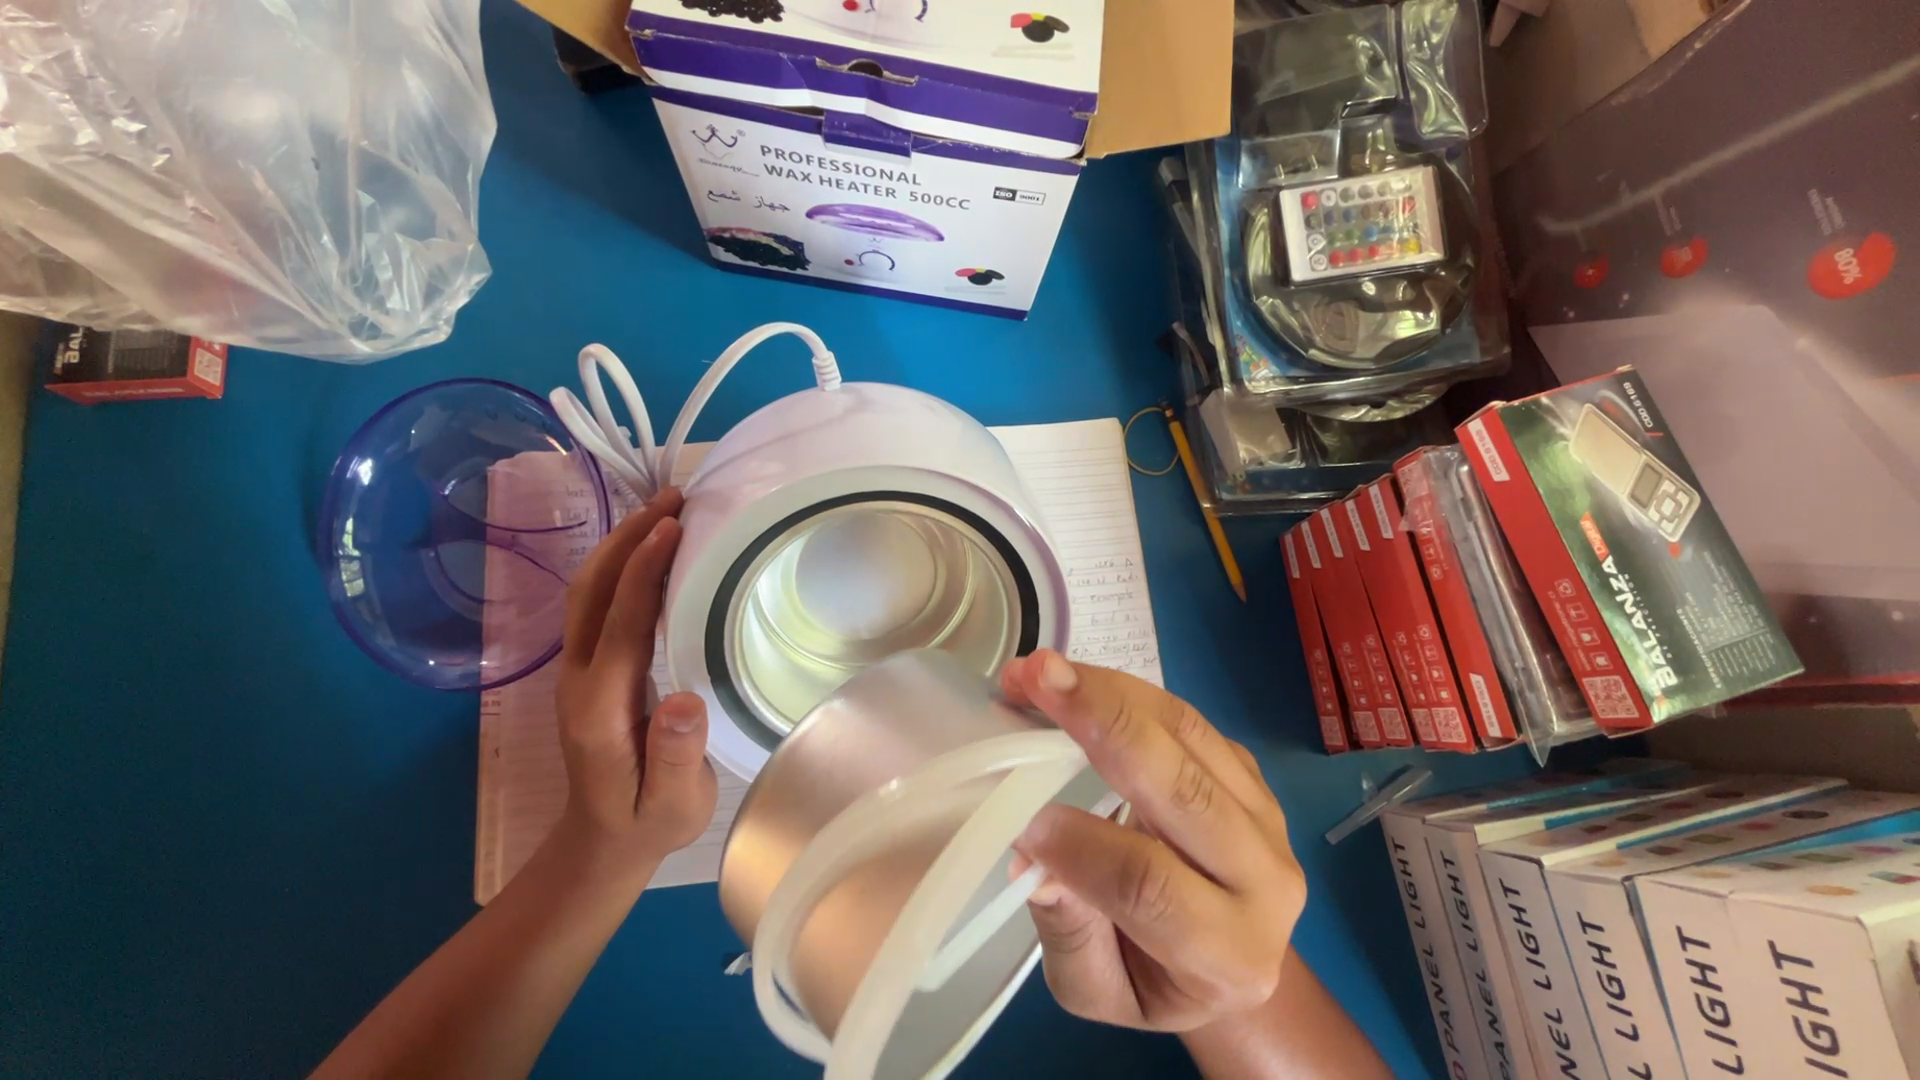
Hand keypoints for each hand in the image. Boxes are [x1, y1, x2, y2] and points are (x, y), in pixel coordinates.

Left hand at [553, 489, 717, 868]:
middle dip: (628, 538)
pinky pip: (597, 602)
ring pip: (588, 590)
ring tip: (664, 507)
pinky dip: (621, 565)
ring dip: (621, 543)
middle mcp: (578, 678)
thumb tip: (684, 700)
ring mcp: (577, 670)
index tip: (674, 525)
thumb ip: (676, 756)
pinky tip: (651, 548)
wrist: (602, 841)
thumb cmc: (648, 822)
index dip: (645, 572)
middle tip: (673, 496)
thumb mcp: (673, 803)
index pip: (620, 623)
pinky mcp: (587, 667)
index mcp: (600, 707)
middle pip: (592, 590)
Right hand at [1001, 650, 1305, 1032]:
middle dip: (1105, 724)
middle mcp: (1265, 879)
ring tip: (1041, 669)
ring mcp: (1265, 816)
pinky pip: (1188, 719)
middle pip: (1186, 791)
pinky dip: (1125, 691)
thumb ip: (1069, 934)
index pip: (1151, 886)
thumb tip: (1033, 858)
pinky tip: (1074, 681)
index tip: (1019, 818)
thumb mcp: (1099, 989)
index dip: (1082, 846)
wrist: (1229, 961)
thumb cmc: (1152, 980)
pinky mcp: (1248, 772)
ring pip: (1188, 735)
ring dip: (1109, 691)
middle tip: (1038, 679)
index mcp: (1228, 953)